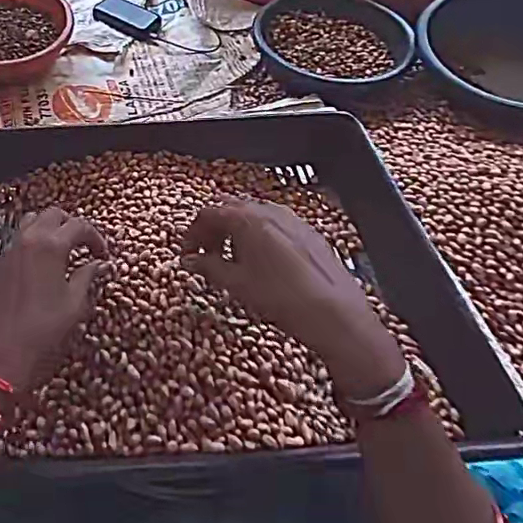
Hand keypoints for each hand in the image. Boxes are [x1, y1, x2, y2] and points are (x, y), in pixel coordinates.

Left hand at [0, 207, 108, 388]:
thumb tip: (100, 264)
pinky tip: (42, 266)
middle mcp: (27, 240)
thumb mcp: (74, 305)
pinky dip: (33, 242)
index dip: (96, 237)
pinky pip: (17, 240)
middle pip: (53, 215)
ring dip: (49, 228)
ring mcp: (8, 251)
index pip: (79, 225)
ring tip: (63, 250)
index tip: (103, 254)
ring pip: (31, 222)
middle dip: (72, 225)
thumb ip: (88, 277)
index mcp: (50, 246)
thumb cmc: (42, 332)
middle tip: (85, 246)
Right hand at [179, 197, 400, 394]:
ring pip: (254, 215)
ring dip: (236, 231)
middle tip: (206, 254)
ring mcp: (292, 219)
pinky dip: (259, 236)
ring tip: (233, 261)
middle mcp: (269, 211)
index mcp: (246, 219)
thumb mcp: (236, 284)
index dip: (193, 233)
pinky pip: (275, 225)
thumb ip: (208, 266)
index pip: (208, 213)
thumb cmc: (281, 298)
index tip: (187, 253)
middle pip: (230, 209)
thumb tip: (190, 260)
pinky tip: (262, 263)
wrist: (334, 314)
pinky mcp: (309, 233)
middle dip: (214, 229)